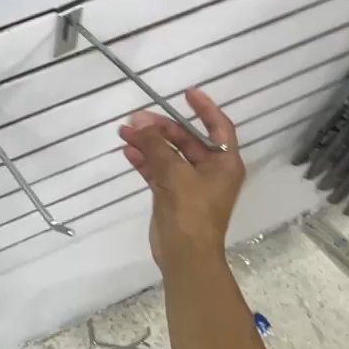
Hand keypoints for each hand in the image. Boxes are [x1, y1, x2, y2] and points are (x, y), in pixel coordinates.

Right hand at [118, 89, 243, 276]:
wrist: (185, 255)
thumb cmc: (191, 213)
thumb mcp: (175, 175)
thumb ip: (158, 147)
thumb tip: (140, 125)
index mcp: (224, 163)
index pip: (218, 127)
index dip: (205, 108)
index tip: (186, 93)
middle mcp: (210, 171)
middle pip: (186, 140)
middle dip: (161, 128)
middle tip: (136, 120)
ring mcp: (190, 184)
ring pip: (169, 155)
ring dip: (149, 143)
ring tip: (125, 132)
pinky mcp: (172, 195)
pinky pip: (158, 170)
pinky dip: (144, 161)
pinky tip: (128, 151)